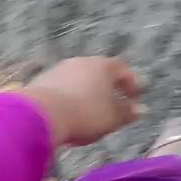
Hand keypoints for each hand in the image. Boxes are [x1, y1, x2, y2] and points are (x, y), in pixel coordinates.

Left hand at [16, 57, 142, 146]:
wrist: (39, 115)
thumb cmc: (84, 114)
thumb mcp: (111, 118)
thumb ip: (127, 113)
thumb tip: (142, 110)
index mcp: (104, 66)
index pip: (123, 69)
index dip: (131, 82)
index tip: (135, 96)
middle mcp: (84, 62)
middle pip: (100, 71)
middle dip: (107, 86)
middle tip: (112, 102)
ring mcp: (61, 69)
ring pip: (80, 78)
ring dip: (86, 91)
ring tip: (88, 109)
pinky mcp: (42, 80)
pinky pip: (63, 86)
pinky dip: (69, 96)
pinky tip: (68, 111)